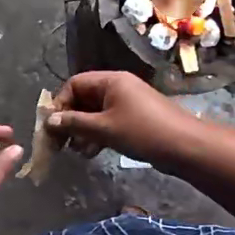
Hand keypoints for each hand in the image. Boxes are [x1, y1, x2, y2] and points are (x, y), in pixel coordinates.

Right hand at [47, 71, 198, 166]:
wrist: (184, 146)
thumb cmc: (142, 131)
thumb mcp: (104, 128)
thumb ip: (75, 123)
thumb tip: (50, 121)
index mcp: (111, 81)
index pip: (75, 84)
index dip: (61, 103)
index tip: (53, 126)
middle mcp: (118, 87)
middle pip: (84, 98)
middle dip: (71, 120)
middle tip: (61, 143)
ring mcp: (128, 104)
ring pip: (96, 113)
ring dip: (83, 130)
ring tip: (78, 151)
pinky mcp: (135, 120)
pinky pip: (108, 123)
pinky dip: (98, 135)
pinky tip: (92, 153)